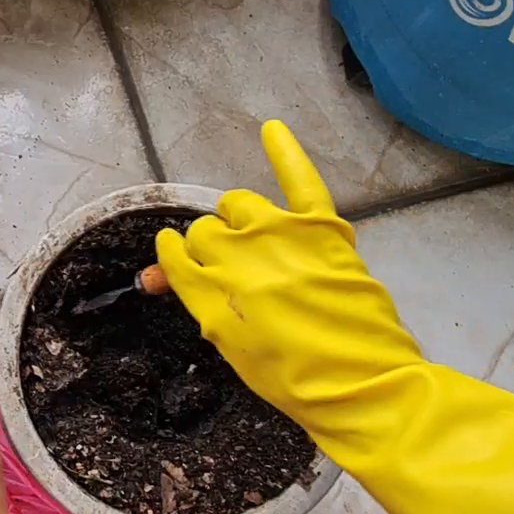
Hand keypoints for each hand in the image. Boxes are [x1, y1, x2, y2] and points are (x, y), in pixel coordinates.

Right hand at [154, 118, 424, 445]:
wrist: (362, 385)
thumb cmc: (287, 377)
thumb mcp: (227, 343)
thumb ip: (194, 298)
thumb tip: (151, 273)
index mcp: (209, 292)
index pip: (174, 254)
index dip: (174, 257)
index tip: (179, 258)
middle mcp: (237, 256)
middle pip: (205, 230)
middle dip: (210, 247)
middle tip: (234, 272)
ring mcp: (280, 236)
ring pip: (238, 203)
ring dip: (238, 219)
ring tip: (255, 240)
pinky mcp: (322, 227)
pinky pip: (300, 179)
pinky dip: (286, 151)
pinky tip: (272, 128)